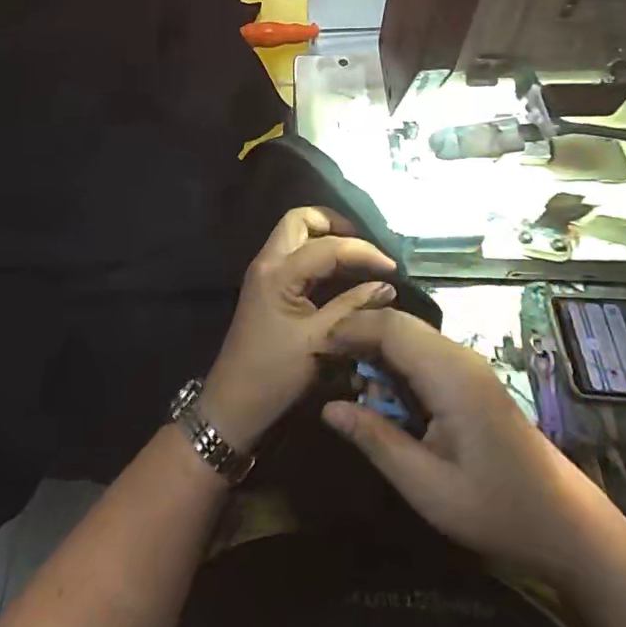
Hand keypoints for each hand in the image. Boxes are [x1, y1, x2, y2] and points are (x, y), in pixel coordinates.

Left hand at [200, 207, 397, 450]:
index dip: (363, 251)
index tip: (391, 267)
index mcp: (278, 273)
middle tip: (365, 247)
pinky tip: (342, 273)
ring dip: (327, 236)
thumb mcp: (320, 341)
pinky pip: (294, 254)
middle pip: (301, 220)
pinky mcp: (267, 286)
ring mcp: (264, 273)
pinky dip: (318, 253)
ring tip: (359, 257)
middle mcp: (267, 263)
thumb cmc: (275, 374)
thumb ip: (354, 306)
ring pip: (296, 234)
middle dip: (336, 225)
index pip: (328, 246)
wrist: (234, 406)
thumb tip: (387, 285)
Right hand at [319, 309, 625, 584]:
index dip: (349, 329)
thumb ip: (376, 439)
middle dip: (359, 335)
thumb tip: (329, 407)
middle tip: (323, 362)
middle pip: (401, 325)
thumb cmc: (493, 506)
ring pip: (413, 337)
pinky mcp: (471, 379)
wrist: (560, 519)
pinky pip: (426, 354)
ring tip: (345, 377)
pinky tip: (381, 391)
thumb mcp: (425, 484)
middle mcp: (460, 358)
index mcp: (450, 375)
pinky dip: (397, 362)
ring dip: (377, 349)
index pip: (391, 328)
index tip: (313, 348)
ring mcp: (469, 366)